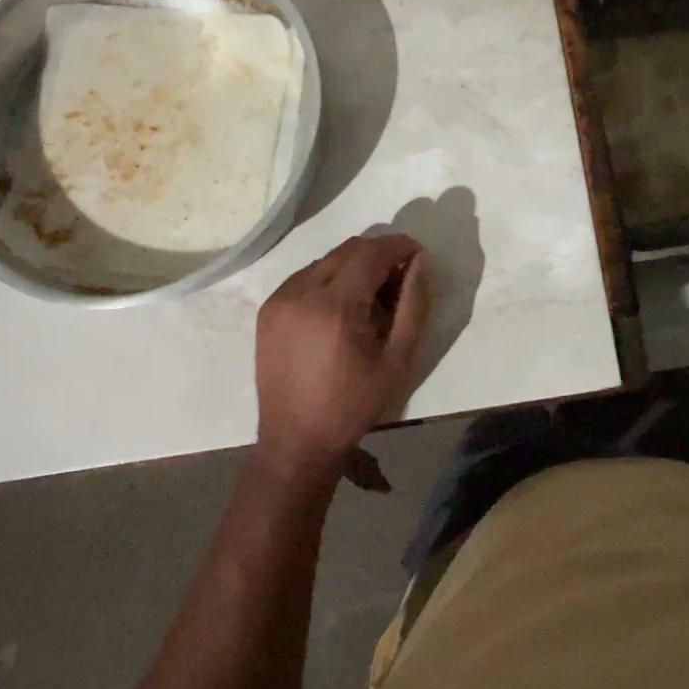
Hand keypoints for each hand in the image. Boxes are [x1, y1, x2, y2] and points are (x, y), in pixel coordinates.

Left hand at [254, 234, 429, 468]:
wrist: (296, 441)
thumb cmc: (353, 405)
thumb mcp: (398, 360)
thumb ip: (414, 306)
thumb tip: (420, 263)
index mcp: (334, 307)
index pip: (370, 252)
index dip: (399, 246)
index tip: (418, 255)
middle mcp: (301, 293)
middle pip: (347, 250)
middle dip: (378, 255)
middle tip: (399, 281)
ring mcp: (279, 300)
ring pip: (325, 261)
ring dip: (354, 267)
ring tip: (371, 299)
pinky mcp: (267, 311)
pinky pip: (304, 277)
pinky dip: (329, 280)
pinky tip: (342, 309)